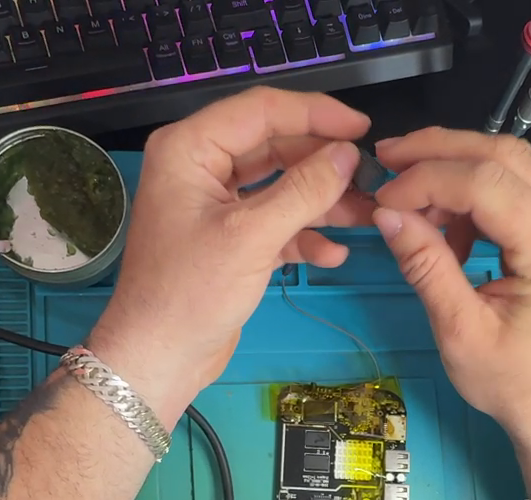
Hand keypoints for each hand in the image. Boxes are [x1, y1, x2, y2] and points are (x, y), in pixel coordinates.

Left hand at [84, 89, 372, 425]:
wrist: (160, 357)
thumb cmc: (191, 293)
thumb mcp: (251, 237)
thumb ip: (303, 191)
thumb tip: (347, 154)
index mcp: (191, 149)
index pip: (262, 111)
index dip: (315, 114)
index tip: (362, 128)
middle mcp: (202, 170)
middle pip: (275, 148)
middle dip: (323, 165)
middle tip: (370, 177)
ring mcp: (218, 209)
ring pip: (280, 190)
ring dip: (321, 203)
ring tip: (365, 217)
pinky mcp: (231, 244)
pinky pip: (275, 227)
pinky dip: (303, 238)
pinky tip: (333, 255)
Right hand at [370, 129, 530, 448]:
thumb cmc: (514, 384)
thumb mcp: (459, 332)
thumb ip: (425, 266)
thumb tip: (386, 214)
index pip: (485, 181)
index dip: (426, 179)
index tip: (384, 196)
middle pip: (503, 155)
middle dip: (440, 153)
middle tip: (388, 161)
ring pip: (514, 164)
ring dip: (458, 172)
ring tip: (414, 203)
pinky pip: (524, 188)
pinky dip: (481, 196)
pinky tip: (454, 229)